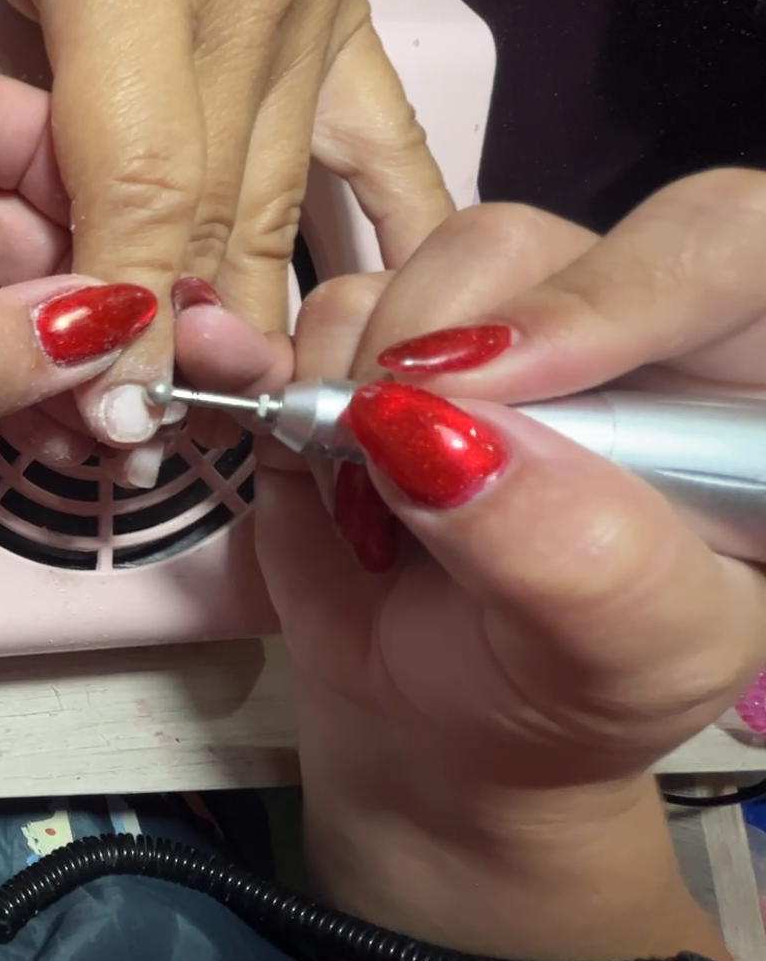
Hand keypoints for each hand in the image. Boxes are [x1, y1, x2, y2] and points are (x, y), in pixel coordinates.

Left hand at [0, 0, 452, 453]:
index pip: (139, 193)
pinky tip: (392, 305)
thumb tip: (43, 254)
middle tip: (159, 428)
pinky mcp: (334, 10)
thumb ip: (3, 105)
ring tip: (239, 401)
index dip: (131, 311)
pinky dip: (389, 228)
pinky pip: (376, 139)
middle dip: (184, 335)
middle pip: (210, 214)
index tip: (119, 403)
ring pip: (280, 198)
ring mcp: (305, 2)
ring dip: (262, 312)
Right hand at [180, 172, 765, 960]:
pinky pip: (308, 311)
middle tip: (377, 433)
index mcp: (733, 389)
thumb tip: (443, 425)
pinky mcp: (350, 377)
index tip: (475, 395)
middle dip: (448, 321)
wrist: (410, 726)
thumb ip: (580, 545)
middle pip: (543, 235)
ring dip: (344, 340)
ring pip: (406, 269)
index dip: (605, 291)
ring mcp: (460, 352)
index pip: (726, 243)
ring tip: (314, 440)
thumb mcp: (611, 656)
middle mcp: (600, 344)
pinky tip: (243, 384)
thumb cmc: (532, 707)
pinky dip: (264, 338)